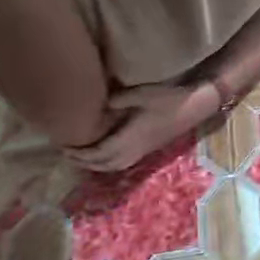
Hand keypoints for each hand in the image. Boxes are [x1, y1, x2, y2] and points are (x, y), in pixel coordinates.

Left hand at [63, 81, 220, 171]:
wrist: (196, 106)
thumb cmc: (170, 98)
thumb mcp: (144, 93)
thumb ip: (121, 98)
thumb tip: (101, 103)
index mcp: (131, 137)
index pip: (99, 152)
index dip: (80, 153)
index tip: (64, 147)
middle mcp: (135, 149)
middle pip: (104, 164)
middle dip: (83, 162)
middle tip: (66, 154)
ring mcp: (143, 151)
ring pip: (114, 166)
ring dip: (95, 165)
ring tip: (81, 157)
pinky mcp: (149, 148)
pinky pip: (122, 163)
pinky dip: (108, 163)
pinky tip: (104, 155)